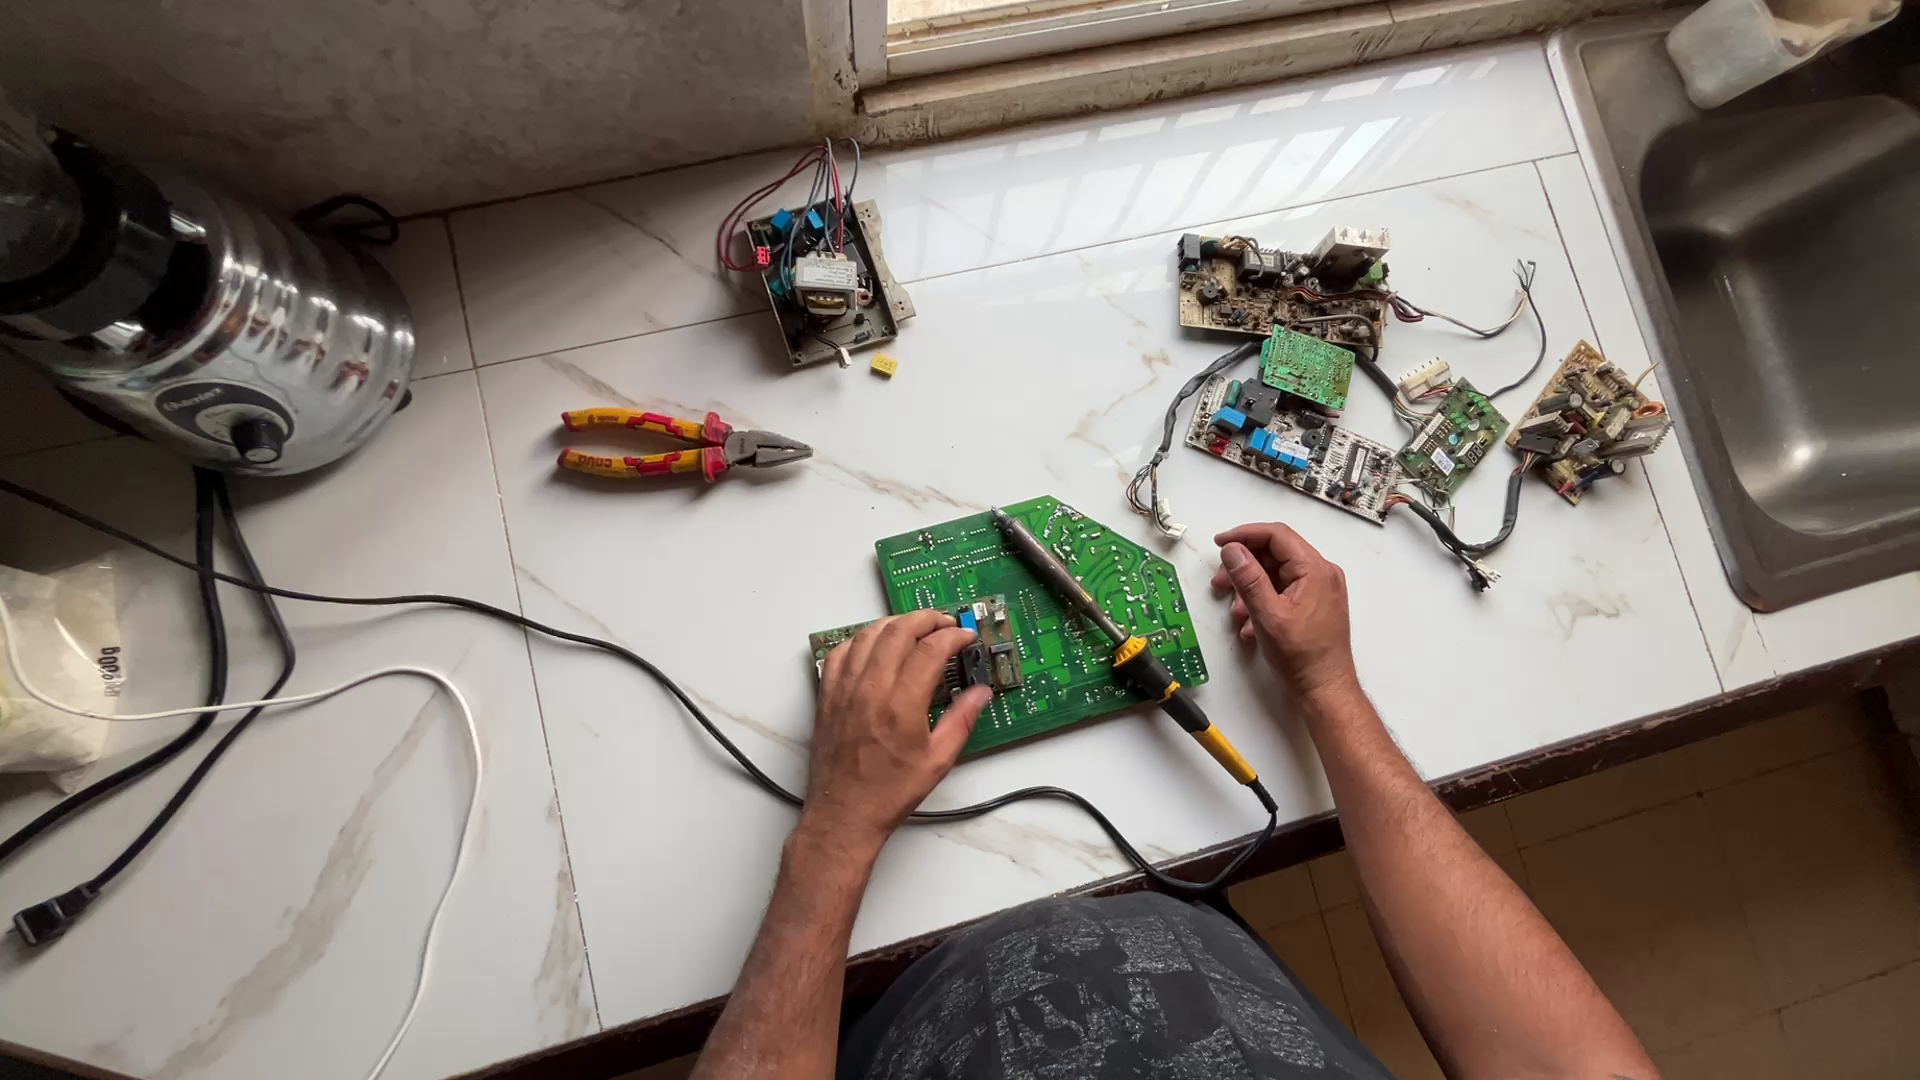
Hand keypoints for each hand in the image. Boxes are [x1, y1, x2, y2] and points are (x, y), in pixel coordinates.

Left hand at [802, 609, 990, 855]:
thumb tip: (981, 692)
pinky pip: (840, 653)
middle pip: (898, 632)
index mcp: (901, 706)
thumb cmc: (890, 792)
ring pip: (867, 635)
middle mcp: (870, 690)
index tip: (964, 636)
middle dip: (926, 619)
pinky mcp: (827, 696)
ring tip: (914, 626)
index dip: (951, 636)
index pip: (929, 650)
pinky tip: (874, 644)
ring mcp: (844, 690)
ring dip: (894, 623)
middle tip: (944, 623)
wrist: (844, 814)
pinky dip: (860, 639)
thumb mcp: (938, 761)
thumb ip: (962, 720)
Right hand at [1212, 523, 1359, 700]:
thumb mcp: (1267, 614)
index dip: (1244, 534)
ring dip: (1249, 587)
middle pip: (1274, 553)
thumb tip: (1232, 550)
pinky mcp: (1312, 603)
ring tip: (1236, 611)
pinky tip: (1250, 623)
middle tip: (1220, 582)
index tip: (1219, 543)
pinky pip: (1281, 590)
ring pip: (1274, 573)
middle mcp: (1321, 573)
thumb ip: (1248, 578)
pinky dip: (1261, 600)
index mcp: (1315, 570)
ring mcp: (1318, 589)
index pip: (1276, 535)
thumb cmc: (1301, 655)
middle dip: (1243, 566)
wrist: (1324, 689)